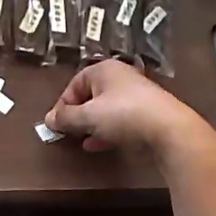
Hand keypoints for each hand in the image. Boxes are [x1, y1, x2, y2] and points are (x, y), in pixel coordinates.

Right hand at [45, 59, 211, 154]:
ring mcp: (134, 97)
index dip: (62, 104)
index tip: (56, 124)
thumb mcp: (88, 116)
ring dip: (91, 125)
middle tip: (68, 133)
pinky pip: (118, 122)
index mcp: (104, 70)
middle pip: (90, 96)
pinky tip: (97, 145)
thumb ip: (66, 118)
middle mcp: (119, 79)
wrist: (167, 129)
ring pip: (104, 110)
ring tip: (80, 140)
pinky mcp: (144, 115)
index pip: (74, 84)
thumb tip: (48, 119)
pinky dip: (105, 132)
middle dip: (77, 116)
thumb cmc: (123, 115)